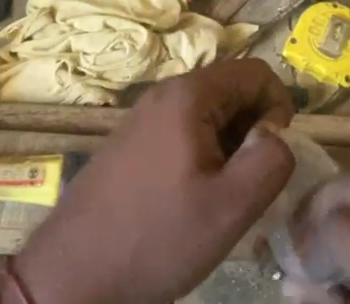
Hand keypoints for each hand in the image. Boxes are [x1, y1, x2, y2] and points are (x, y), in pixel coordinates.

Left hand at [9, 60, 296, 303]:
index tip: (272, 155)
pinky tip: (190, 201)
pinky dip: (202, 157)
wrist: (70, 277)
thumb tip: (278, 134)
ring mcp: (143, 117)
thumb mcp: (229, 207)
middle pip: (233, 91)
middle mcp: (164, 93)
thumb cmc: (155, 238)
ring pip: (209, 114)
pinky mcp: (131, 143)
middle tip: (247, 183)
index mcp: (189, 94)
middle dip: (253, 130)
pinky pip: (184, 132)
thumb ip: (270, 161)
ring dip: (228, 148)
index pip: (257, 72)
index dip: (279, 107)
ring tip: (219, 197)